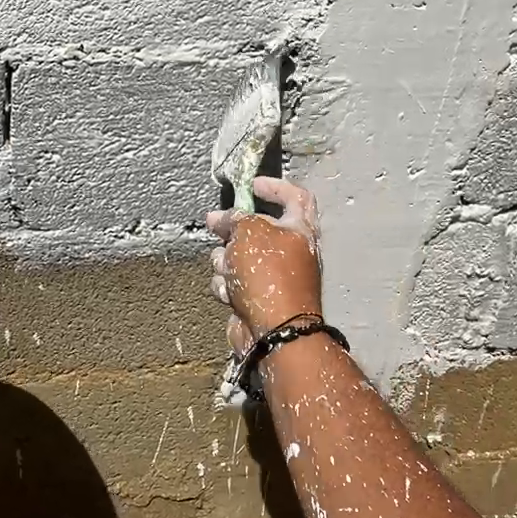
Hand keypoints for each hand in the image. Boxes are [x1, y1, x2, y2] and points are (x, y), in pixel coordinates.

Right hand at [207, 177, 322, 352]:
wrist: (274, 332)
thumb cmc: (268, 274)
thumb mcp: (249, 232)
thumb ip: (234, 218)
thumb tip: (218, 219)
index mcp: (299, 231)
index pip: (296, 197)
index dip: (275, 186)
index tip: (251, 185)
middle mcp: (289, 252)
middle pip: (254, 228)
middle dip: (232, 230)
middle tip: (217, 227)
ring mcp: (271, 277)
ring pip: (235, 255)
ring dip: (225, 261)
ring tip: (228, 270)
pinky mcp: (253, 298)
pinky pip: (230, 282)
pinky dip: (227, 286)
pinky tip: (230, 294)